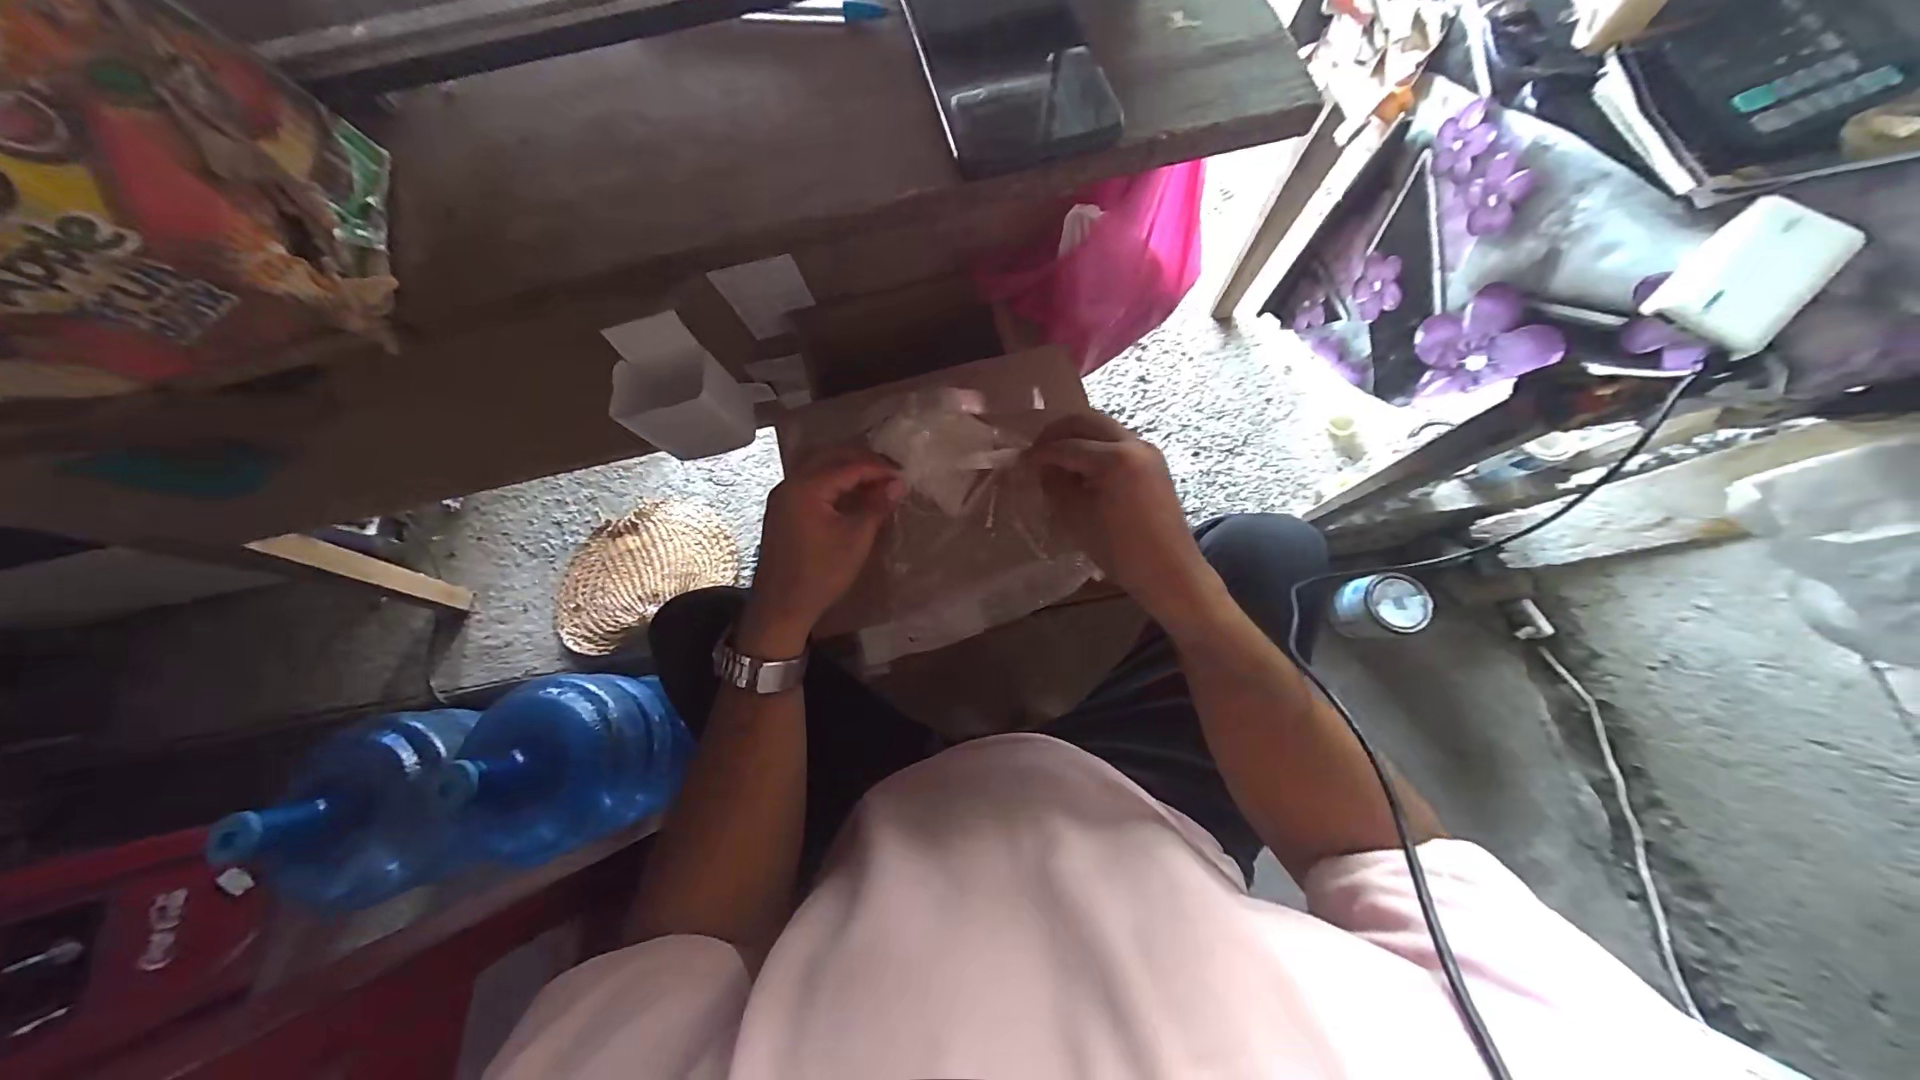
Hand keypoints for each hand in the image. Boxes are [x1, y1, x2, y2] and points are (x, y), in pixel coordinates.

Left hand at [741, 447, 903, 655]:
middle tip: (890, 472)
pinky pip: (811, 484)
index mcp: (806, 487)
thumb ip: (877, 505)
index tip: (903, 475)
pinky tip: (852, 495)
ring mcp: (783, 497)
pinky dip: (833, 484)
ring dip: (847, 471)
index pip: (848, 466)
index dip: (878, 469)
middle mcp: (790, 484)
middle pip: (830, 458)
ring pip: (819, 470)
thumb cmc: (821, 573)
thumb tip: (899, 483)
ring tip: (875, 482)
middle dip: (862, 462)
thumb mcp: (856, 538)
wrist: (782, 607)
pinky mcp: (782, 511)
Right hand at [1024, 412, 1222, 627]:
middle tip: (1037, 450)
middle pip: (1088, 421)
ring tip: (1057, 461)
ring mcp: (1148, 451)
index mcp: (1114, 458)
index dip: (1040, 453)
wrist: (1170, 572)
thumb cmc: (1120, 550)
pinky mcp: (1154, 463)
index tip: (1021, 462)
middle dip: (1058, 432)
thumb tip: (1043, 468)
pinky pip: (1118, 443)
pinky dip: (1096, 447)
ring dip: (1078, 438)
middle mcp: (1134, 444)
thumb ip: (1056, 485)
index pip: (1066, 445)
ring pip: (1104, 428)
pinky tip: (1082, 470)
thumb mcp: (1077, 517)